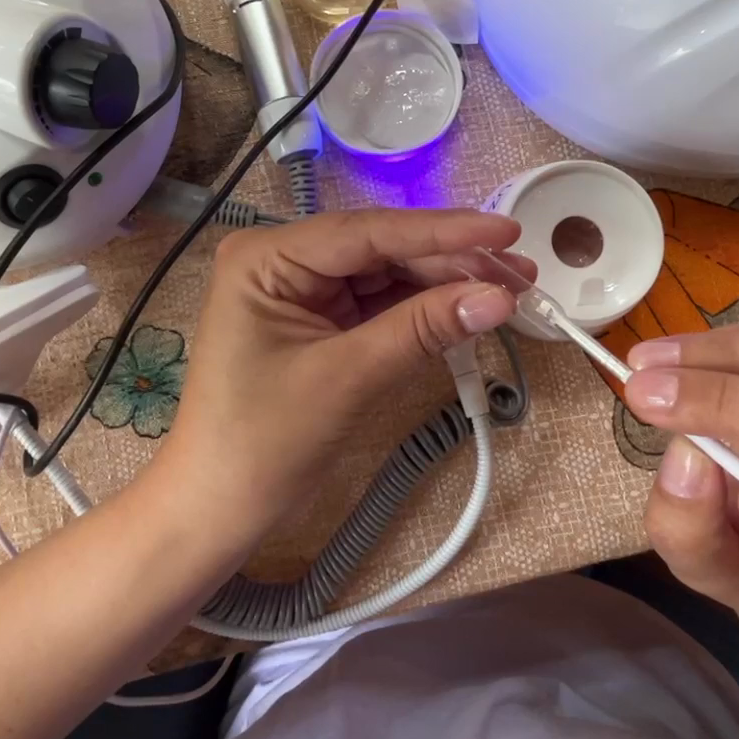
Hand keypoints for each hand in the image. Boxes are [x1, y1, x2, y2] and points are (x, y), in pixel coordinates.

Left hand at [157, 209, 529, 543]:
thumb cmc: (265, 443)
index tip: (507, 230)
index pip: (367, 232)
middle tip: (520, 273)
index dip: (444, 231)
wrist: (219, 508)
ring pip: (385, 274)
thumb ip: (423, 329)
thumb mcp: (348, 378)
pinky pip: (377, 304)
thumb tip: (499, 295)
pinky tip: (465, 309)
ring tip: (508, 289)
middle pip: (381, 249)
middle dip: (450, 263)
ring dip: (442, 284)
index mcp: (267, 257)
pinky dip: (421, 310)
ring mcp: (299, 290)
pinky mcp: (316, 319)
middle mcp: (281, 260)